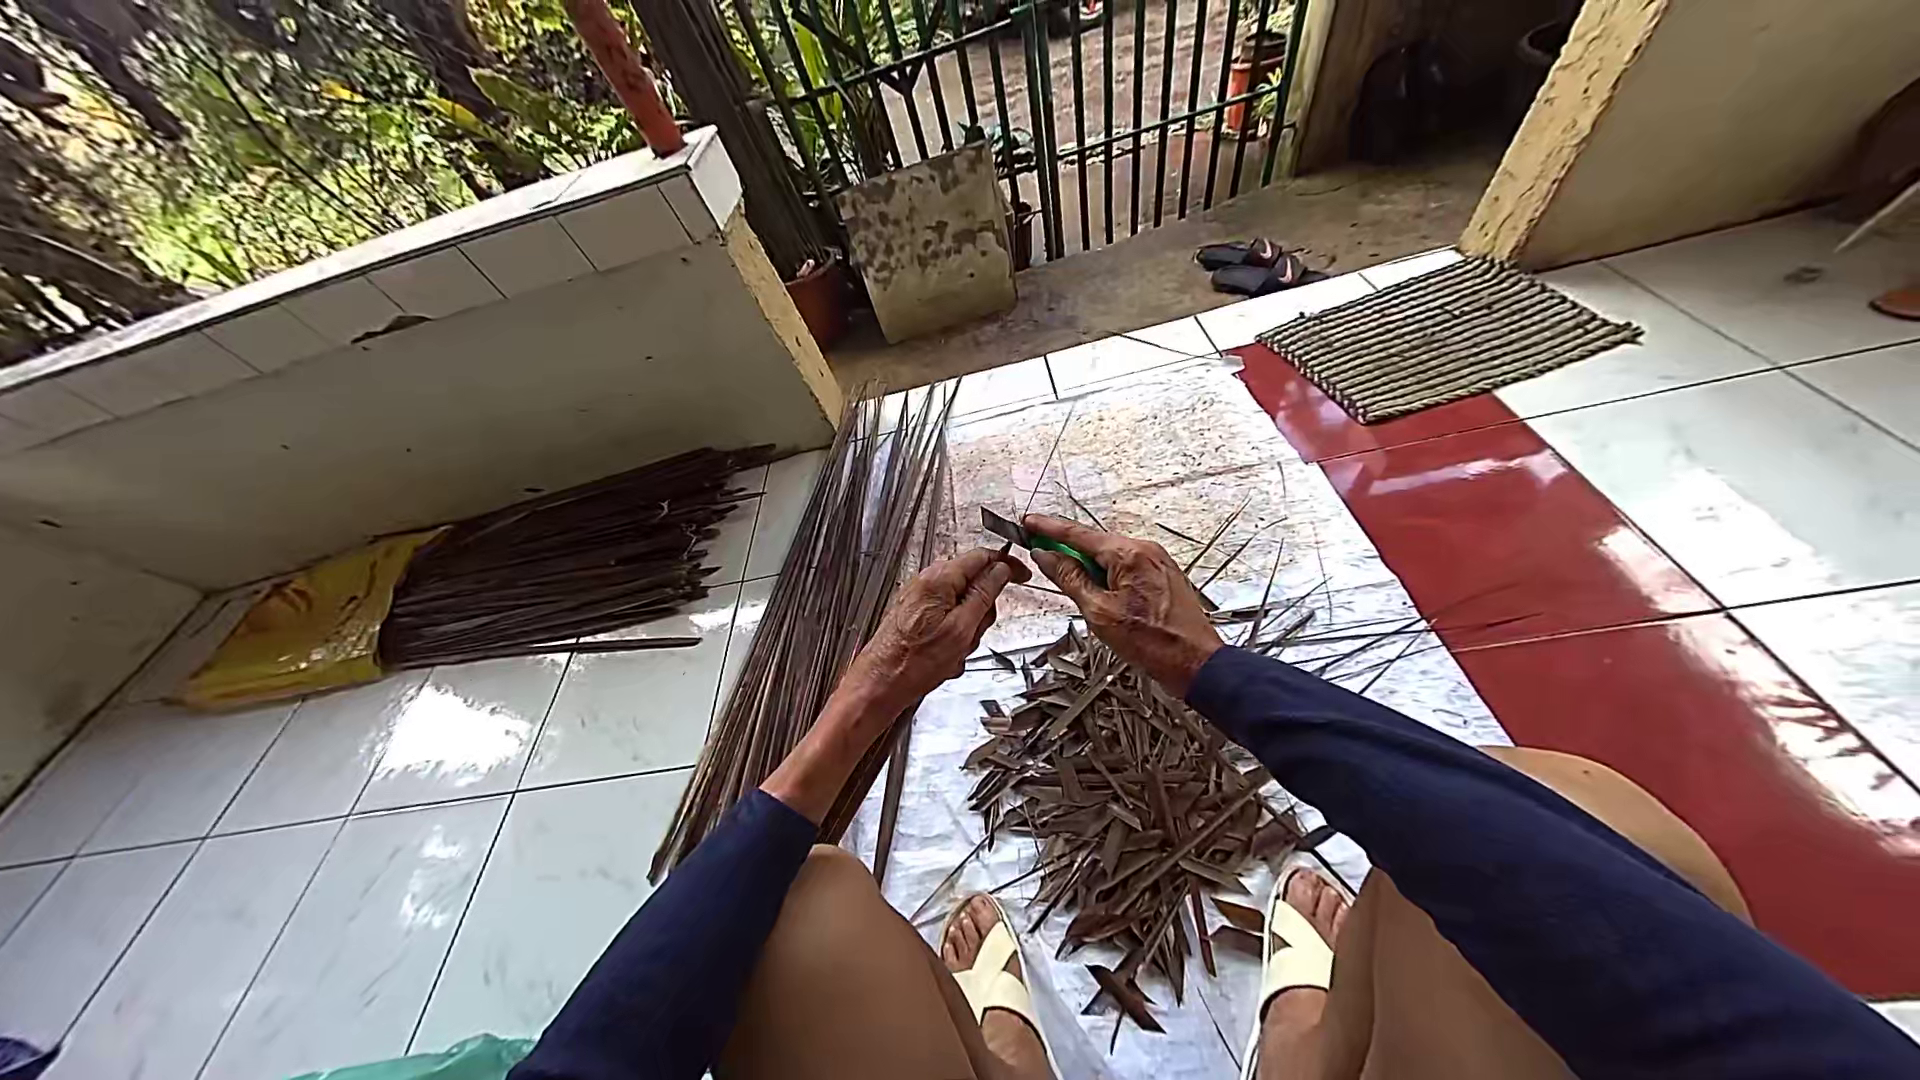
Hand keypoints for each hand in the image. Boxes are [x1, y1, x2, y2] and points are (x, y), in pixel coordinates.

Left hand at [832, 546, 1030, 722]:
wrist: (881, 683)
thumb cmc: (914, 661)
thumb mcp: (962, 628)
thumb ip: (984, 595)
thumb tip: (1001, 570)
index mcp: (940, 578)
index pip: (983, 556)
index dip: (1007, 565)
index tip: (1023, 575)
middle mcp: (928, 582)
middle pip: (974, 582)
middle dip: (983, 610)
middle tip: (974, 633)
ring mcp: (922, 597)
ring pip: (964, 604)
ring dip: (969, 628)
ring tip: (956, 649)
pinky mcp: (918, 614)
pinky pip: (950, 618)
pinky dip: (956, 635)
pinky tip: (945, 654)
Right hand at [1022, 514, 1222, 696]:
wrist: (1195, 663)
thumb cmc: (1155, 643)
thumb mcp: (1098, 612)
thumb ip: (1069, 578)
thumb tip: (1047, 557)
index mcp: (1129, 554)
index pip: (1078, 534)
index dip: (1049, 528)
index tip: (1030, 523)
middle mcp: (1145, 550)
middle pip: (1094, 543)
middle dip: (1068, 551)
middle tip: (1043, 557)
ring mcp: (1156, 561)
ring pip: (1109, 556)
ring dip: (1088, 568)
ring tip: (1078, 593)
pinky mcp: (1161, 574)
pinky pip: (1125, 566)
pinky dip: (1106, 575)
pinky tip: (1099, 594)